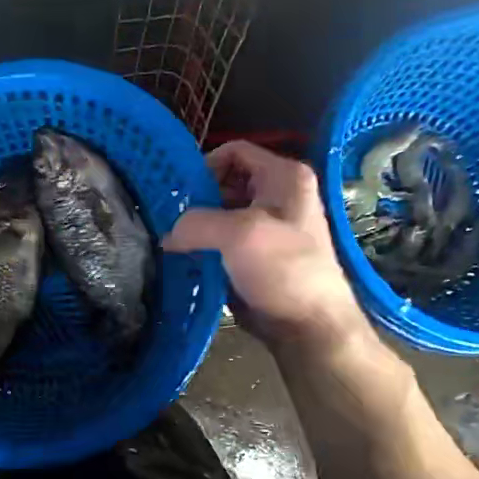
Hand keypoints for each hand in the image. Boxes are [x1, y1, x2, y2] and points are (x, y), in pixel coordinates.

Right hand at [164, 140, 371, 349]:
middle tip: (169, 221)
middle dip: (196, 201)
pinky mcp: (256, 260)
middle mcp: (278, 197)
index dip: (204, 166)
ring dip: (197, 230)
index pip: (234, 151)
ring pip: (220, 217)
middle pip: (224, 185)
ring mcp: (267, 230)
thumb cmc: (284, 270)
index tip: (180, 193)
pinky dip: (204, 252)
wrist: (310, 326)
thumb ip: (197, 223)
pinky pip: (222, 246)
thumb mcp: (239, 234)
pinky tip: (186, 263)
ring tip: (172, 244)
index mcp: (285, 177)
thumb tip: (168, 235)